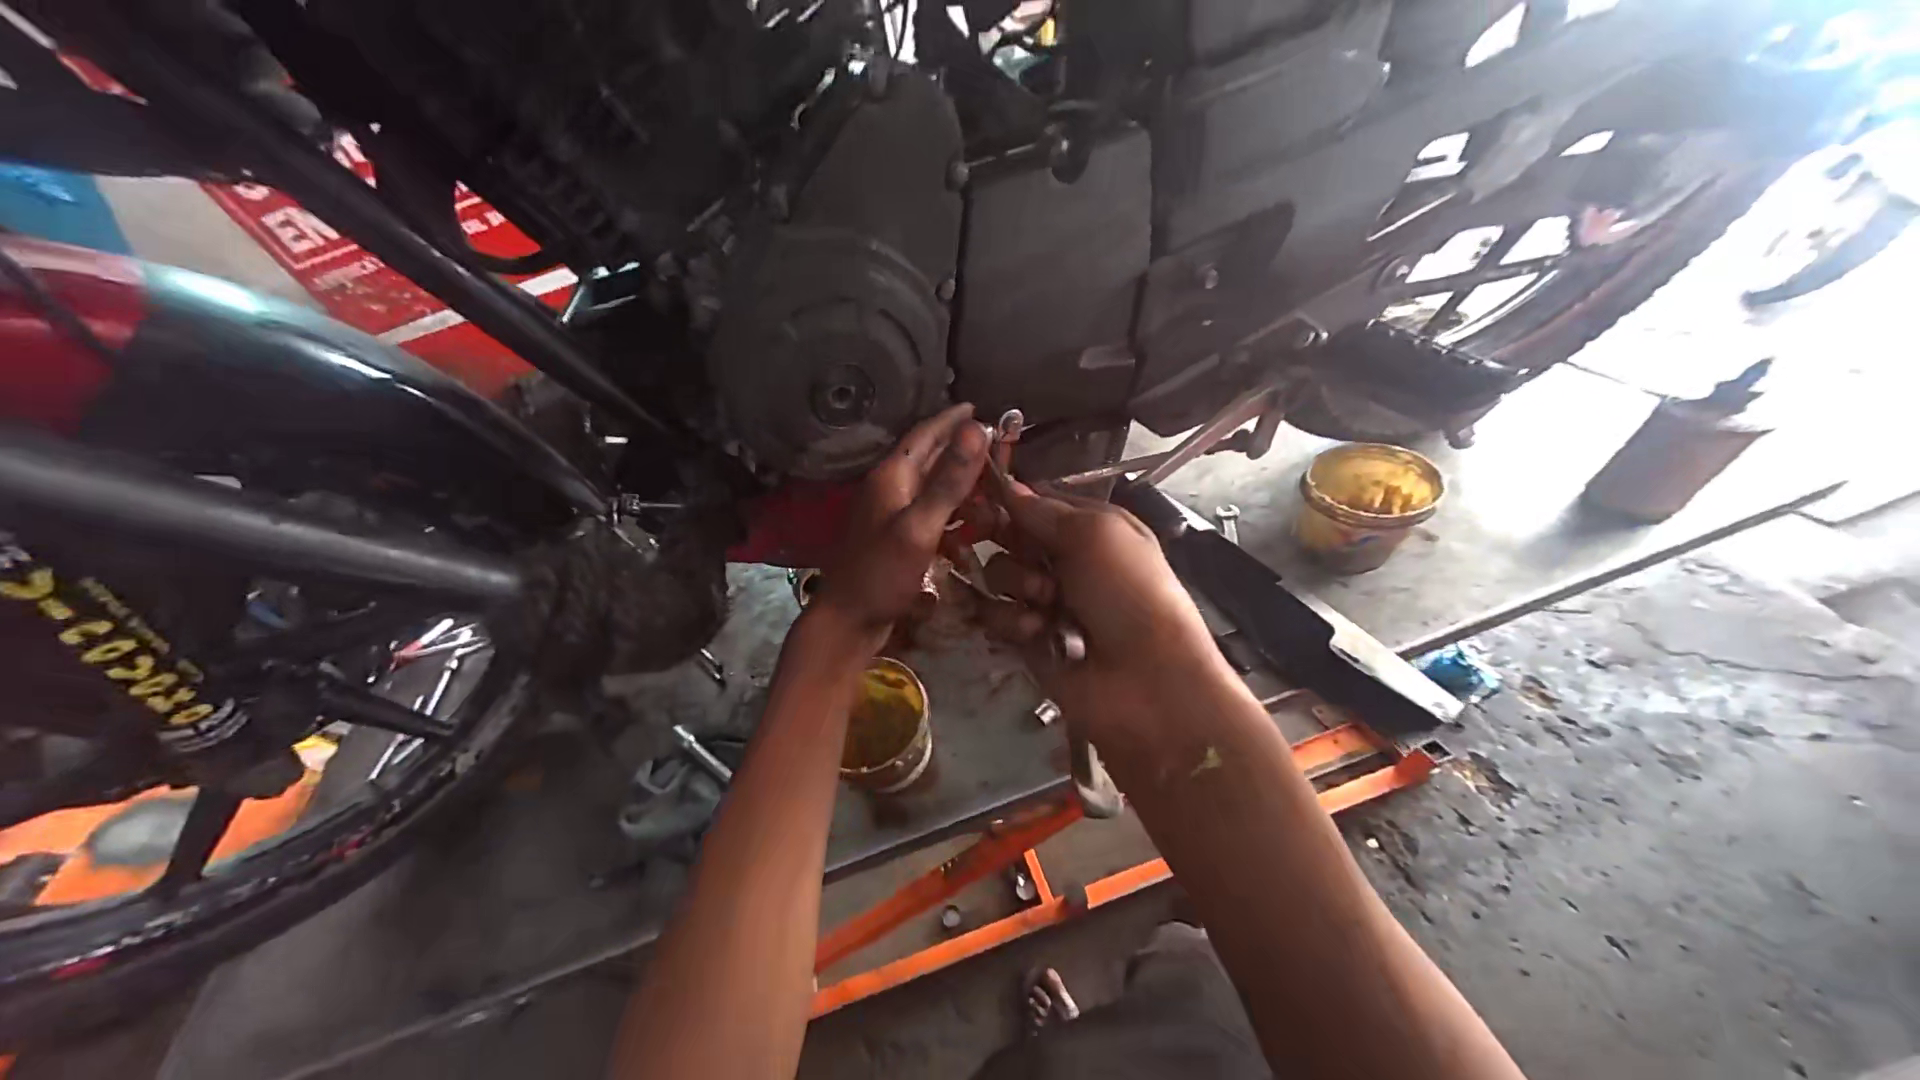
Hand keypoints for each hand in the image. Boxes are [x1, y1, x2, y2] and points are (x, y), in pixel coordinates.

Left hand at [812, 404, 988, 638]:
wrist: (849, 621)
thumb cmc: (882, 573)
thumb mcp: (921, 525)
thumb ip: (950, 480)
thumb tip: (977, 428)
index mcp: (892, 475)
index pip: (925, 434)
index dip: (953, 420)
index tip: (980, 408)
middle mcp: (890, 487)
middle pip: (931, 459)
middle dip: (963, 454)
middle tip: (1000, 451)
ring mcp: (892, 513)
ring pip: (933, 488)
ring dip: (962, 488)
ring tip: (994, 491)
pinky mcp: (897, 537)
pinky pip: (931, 515)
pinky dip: (953, 516)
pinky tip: (972, 529)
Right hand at [976, 484, 1233, 750]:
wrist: (1146, 681)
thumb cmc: (1129, 594)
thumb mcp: (1096, 535)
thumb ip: (1045, 511)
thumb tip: (1009, 486)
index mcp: (1091, 529)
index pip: (1037, 504)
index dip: (1009, 500)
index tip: (979, 498)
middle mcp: (1065, 561)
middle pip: (1010, 536)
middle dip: (1005, 540)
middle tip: (1000, 543)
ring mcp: (1045, 601)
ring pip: (998, 576)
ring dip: (1014, 584)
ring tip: (1043, 602)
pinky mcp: (1028, 639)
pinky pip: (997, 616)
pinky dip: (1011, 620)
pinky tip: (1035, 630)